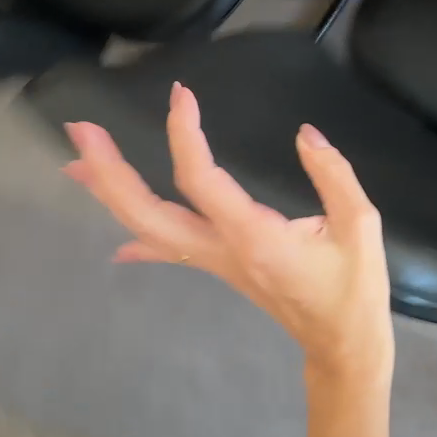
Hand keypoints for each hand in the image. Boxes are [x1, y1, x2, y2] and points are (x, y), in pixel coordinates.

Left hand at [62, 82, 393, 387]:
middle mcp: (223, 250)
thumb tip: (305, 134)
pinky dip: (138, 237)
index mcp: (255, 235)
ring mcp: (216, 263)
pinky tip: (119, 239)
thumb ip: (334, 174)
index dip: (184, 135)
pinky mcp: (222, 268)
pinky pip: (169, 251)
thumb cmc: (354, 284)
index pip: (201, 179)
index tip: (181, 95)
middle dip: (109, 170)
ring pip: (148, 229)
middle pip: (146, 212)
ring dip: (110, 195)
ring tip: (76, 165)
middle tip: (82, 130)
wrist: (341, 341)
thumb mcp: (360, 222)